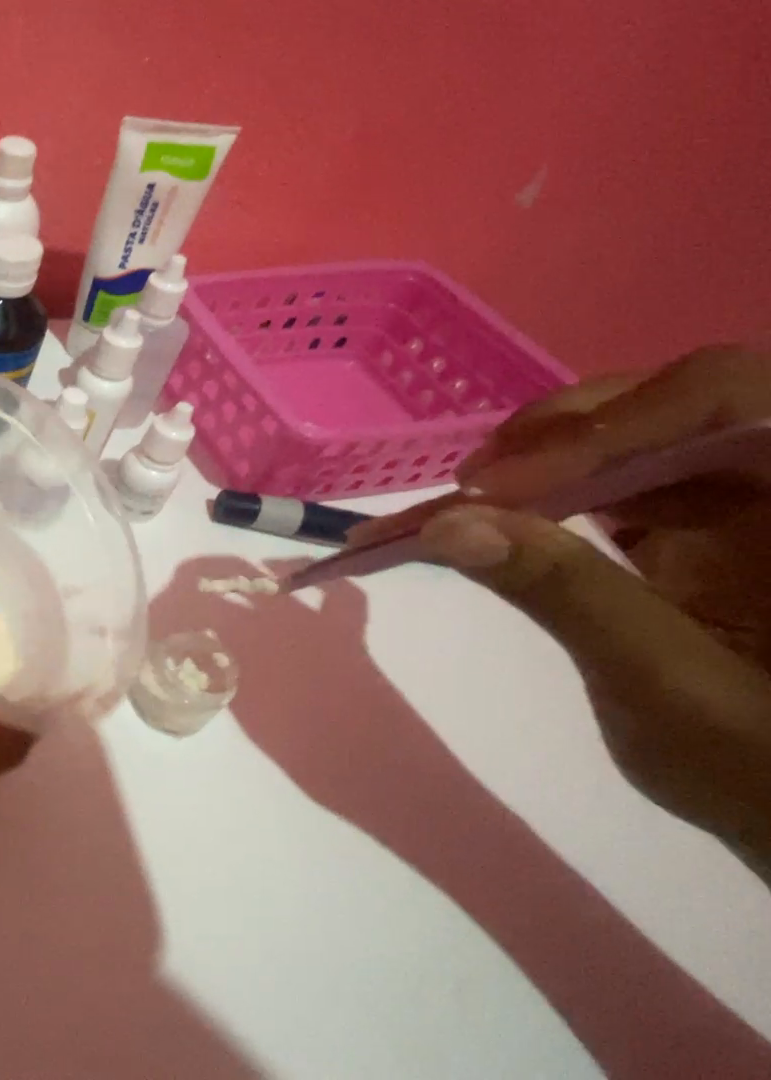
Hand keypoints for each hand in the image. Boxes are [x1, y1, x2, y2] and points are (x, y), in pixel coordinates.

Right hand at [354, 345, 770, 871]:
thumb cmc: (767, 774)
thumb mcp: (672, 690)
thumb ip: (567, 595)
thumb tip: (447, 525)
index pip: (733, 400)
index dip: (612, 423)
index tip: (499, 484)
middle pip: (673, 405)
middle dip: (561, 435)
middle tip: (471, 485)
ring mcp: (738, 507)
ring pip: (628, 444)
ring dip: (532, 466)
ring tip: (451, 504)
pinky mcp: (690, 533)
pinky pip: (604, 491)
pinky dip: (529, 504)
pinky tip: (468, 523)